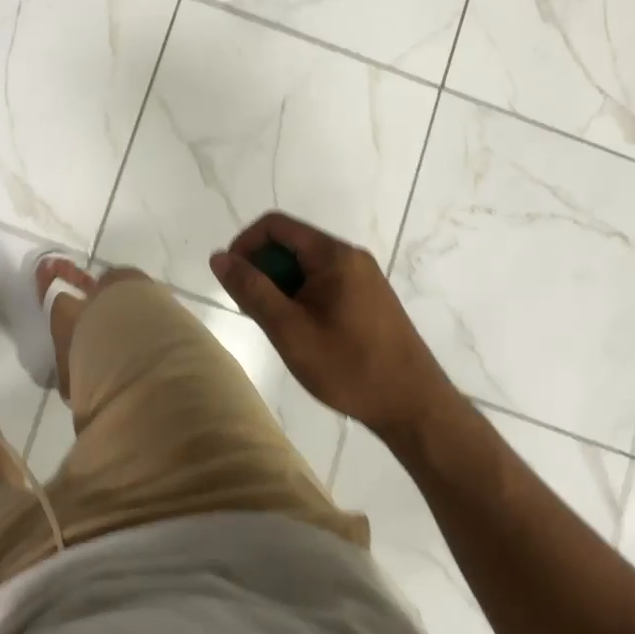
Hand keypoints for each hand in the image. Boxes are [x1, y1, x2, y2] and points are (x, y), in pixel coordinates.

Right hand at [210, 211, 456, 442]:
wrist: (415, 407)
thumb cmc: (349, 366)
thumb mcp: (289, 330)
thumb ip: (251, 289)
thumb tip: (219, 257)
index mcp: (333, 256)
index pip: (275, 225)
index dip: (244, 245)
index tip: (233, 280)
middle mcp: (351, 257)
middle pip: (290, 244)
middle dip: (262, 270)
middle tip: (253, 310)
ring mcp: (364, 278)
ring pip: (305, 267)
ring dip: (280, 287)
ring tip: (277, 327)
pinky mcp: (370, 299)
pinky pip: (323, 283)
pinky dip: (301, 298)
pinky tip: (303, 333)